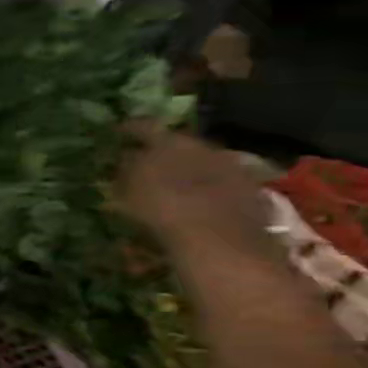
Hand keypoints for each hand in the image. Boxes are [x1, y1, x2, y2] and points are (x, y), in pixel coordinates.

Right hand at [117, 122, 268, 252]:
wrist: (221, 241)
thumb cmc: (161, 208)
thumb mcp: (126, 187)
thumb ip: (125, 166)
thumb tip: (125, 155)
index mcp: (172, 142)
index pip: (144, 126)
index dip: (128, 128)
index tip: (115, 133)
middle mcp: (206, 148)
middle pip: (180, 143)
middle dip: (162, 149)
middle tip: (143, 158)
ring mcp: (235, 169)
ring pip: (203, 161)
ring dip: (187, 168)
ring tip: (170, 181)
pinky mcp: (253, 192)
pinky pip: (222, 182)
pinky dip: (207, 186)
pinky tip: (195, 199)